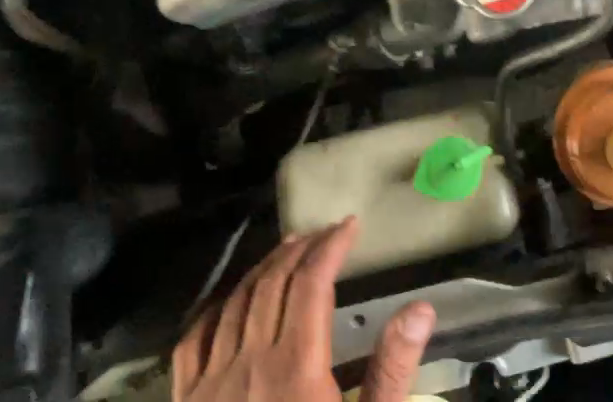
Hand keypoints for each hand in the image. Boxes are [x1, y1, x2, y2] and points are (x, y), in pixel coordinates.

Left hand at [173, 217, 434, 401]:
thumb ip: (391, 370)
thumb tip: (420, 309)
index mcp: (295, 368)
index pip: (312, 283)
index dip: (331, 247)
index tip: (351, 226)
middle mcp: (248, 364)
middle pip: (272, 283)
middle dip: (300, 248)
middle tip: (325, 233)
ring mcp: (210, 385)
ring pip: (233, 303)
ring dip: (262, 268)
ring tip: (288, 250)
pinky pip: (193, 340)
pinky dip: (215, 307)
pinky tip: (229, 299)